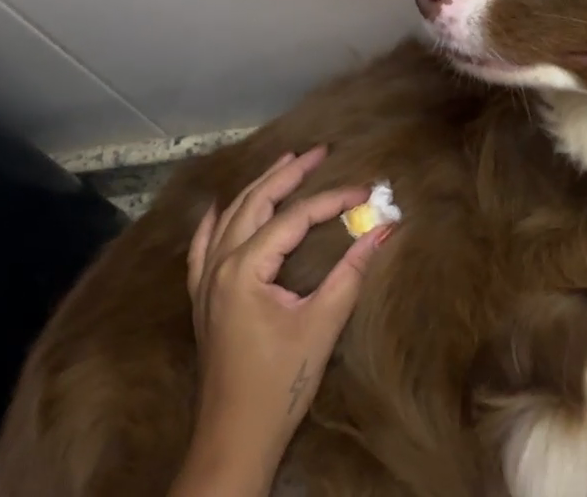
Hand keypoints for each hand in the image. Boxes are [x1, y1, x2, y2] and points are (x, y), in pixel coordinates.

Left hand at [176, 147, 390, 492]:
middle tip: (319, 151)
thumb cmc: (282, 382)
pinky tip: (221, 207)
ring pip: (229, 217)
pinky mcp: (202, 298)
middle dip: (287, 173)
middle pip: (254, 203)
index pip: (294, 218)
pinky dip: (217, 220)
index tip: (366, 190)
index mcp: (244, 269)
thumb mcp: (322, 324)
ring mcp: (204, 281)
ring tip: (285, 163)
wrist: (235, 436)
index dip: (332, 200)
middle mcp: (218, 265)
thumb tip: (383, 229)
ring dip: (258, 187)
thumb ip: (351, 272)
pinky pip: (203, 245)